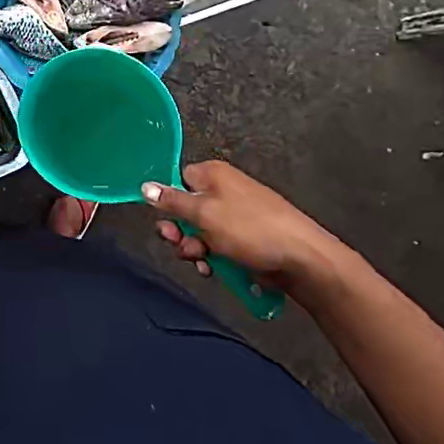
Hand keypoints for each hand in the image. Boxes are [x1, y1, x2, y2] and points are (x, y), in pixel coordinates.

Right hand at [142, 160, 352, 295]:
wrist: (298, 256)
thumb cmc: (250, 229)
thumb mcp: (204, 214)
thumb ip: (172, 201)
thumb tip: (145, 186)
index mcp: (213, 174)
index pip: (177, 180)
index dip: (168, 202)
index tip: (167, 223)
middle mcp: (223, 190)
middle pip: (186, 209)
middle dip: (182, 232)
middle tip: (184, 246)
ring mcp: (234, 215)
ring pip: (200, 232)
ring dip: (195, 249)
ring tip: (204, 261)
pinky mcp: (243, 237)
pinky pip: (217, 245)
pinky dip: (212, 257)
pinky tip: (215, 269)